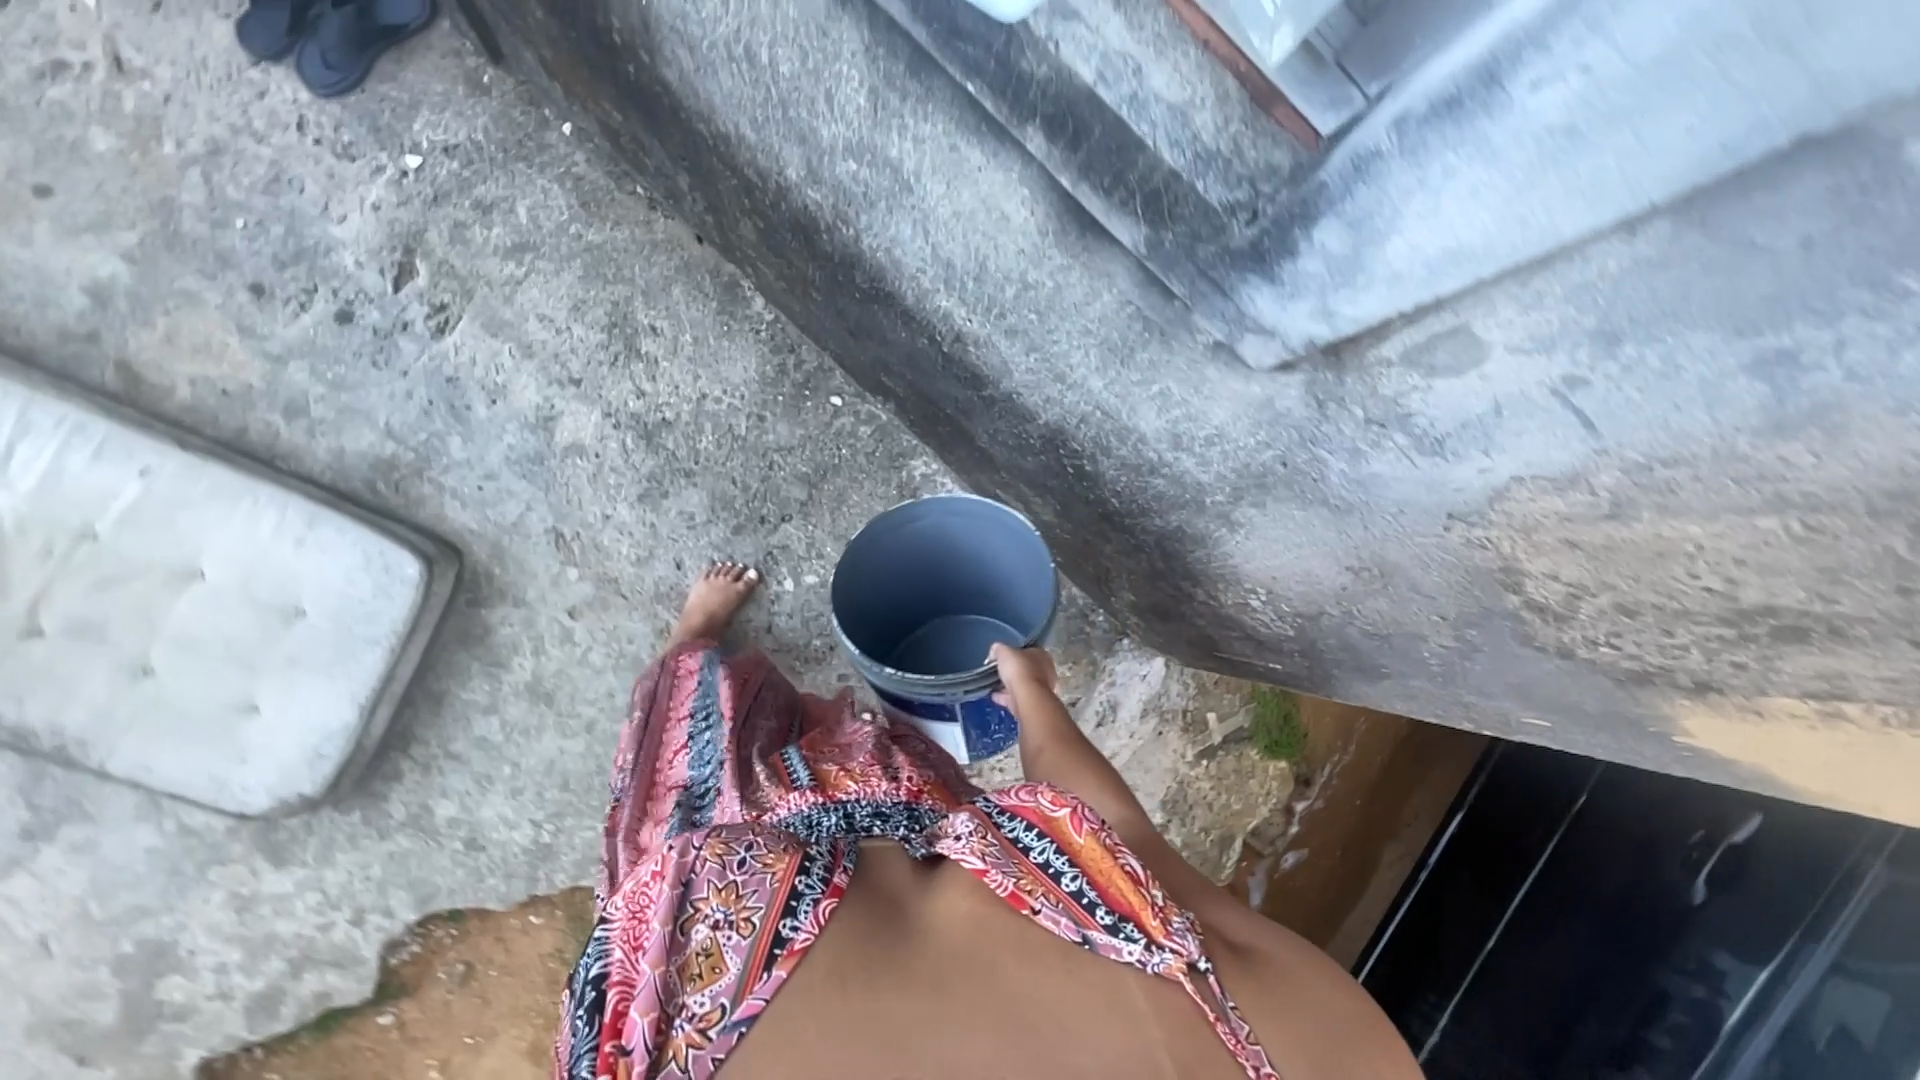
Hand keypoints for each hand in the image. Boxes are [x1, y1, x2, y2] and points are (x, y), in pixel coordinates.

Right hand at [988, 642, 1055, 706]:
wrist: (1026, 697)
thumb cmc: (1019, 669)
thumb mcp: (1004, 652)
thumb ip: (999, 649)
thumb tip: (995, 650)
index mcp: (1042, 655)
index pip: (1027, 651)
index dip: (1014, 653)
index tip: (1002, 658)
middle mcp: (1045, 671)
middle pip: (1025, 669)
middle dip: (1012, 671)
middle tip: (997, 671)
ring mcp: (1040, 689)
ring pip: (1021, 685)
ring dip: (1008, 685)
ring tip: (993, 685)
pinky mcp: (1033, 703)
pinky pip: (1016, 697)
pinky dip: (1006, 697)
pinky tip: (995, 696)